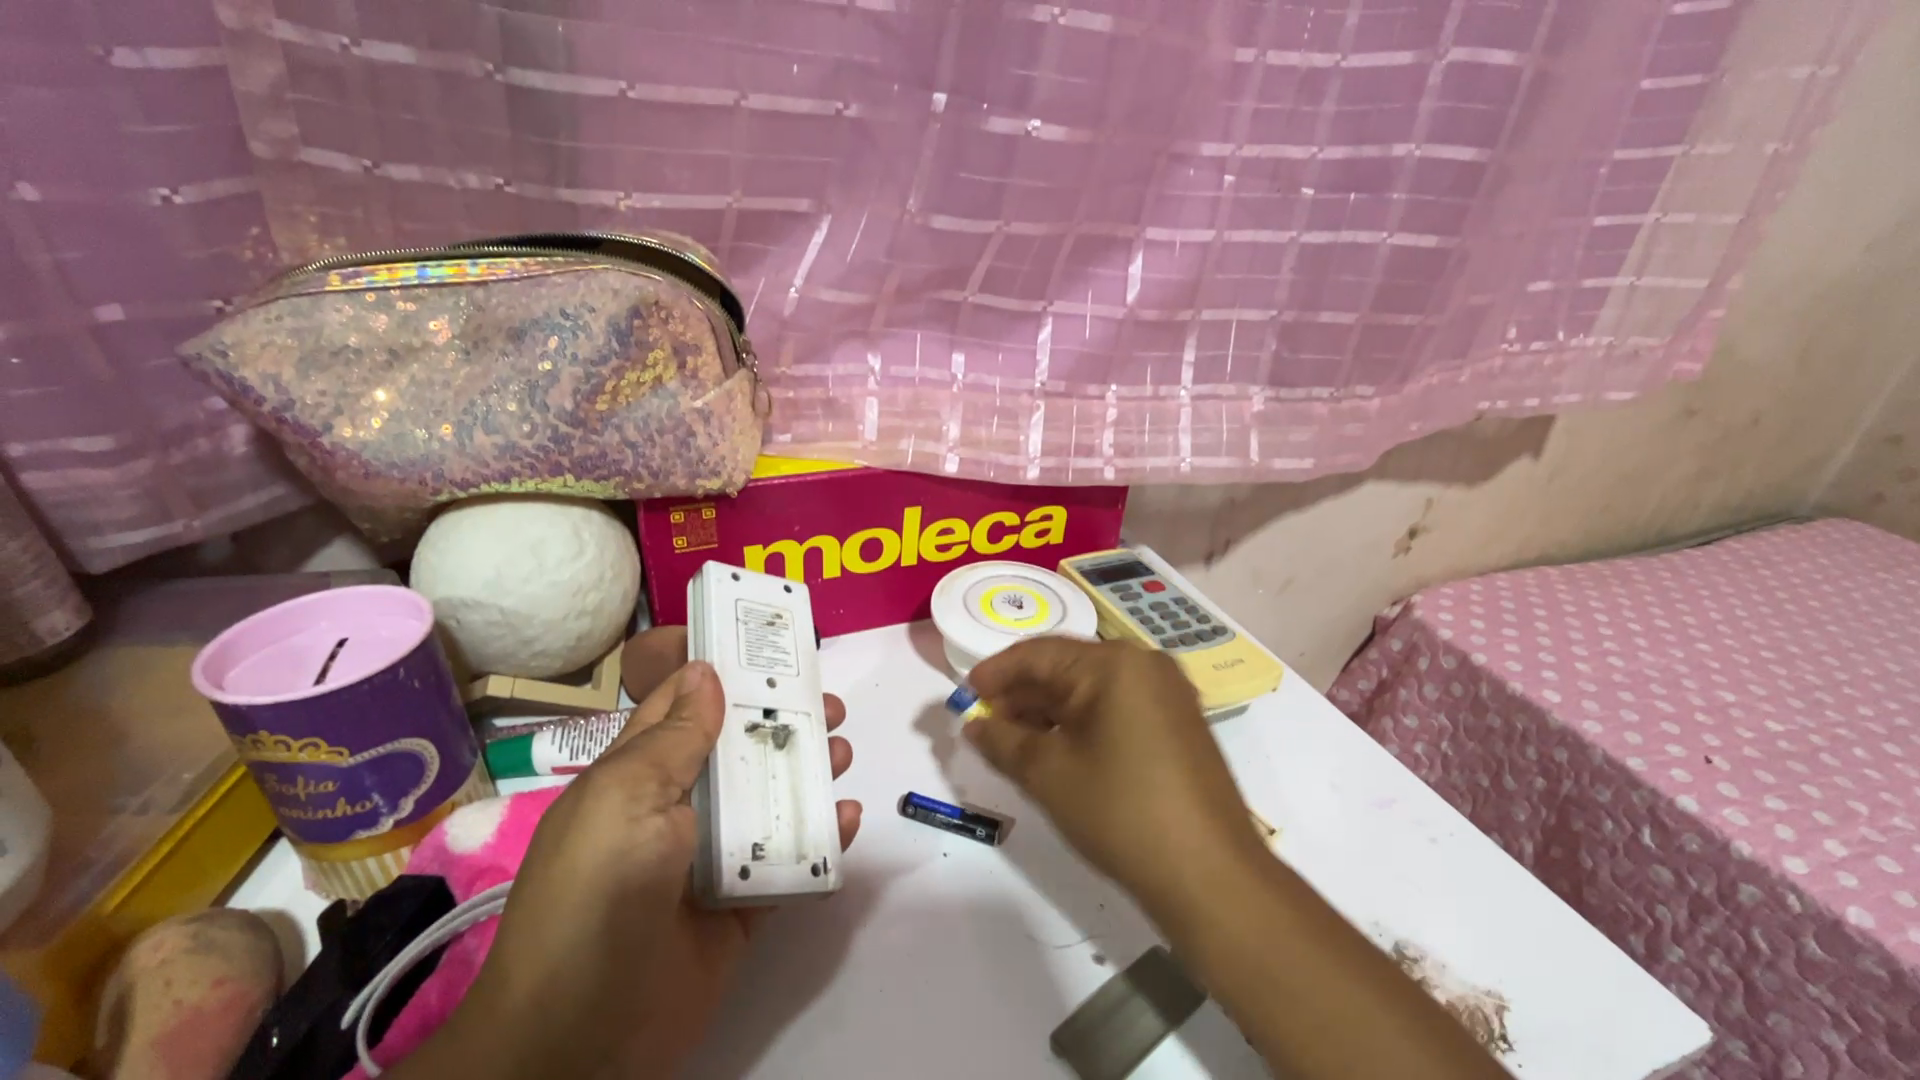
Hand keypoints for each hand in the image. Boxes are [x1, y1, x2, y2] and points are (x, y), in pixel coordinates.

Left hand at [419, 648, 860, 1078]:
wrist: (580, 1035)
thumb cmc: (596, 894)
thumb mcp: (624, 800)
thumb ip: (673, 738)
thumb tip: (705, 669)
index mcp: (636, 777)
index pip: (683, 708)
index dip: (724, 674)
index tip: (773, 648)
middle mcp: (674, 811)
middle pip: (738, 752)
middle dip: (783, 723)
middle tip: (829, 704)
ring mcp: (709, 862)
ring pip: (769, 802)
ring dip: (809, 774)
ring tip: (844, 750)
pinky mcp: (741, 909)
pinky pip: (789, 863)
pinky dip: (823, 840)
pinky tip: (849, 818)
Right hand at [963, 637, 1258, 911]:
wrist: (1209, 873)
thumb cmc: (1121, 812)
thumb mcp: (1048, 774)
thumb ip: (1002, 740)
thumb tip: (975, 724)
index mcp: (1115, 664)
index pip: (1039, 653)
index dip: (996, 672)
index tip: (964, 694)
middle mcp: (1146, 666)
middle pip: (1068, 668)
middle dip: (1022, 695)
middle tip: (985, 723)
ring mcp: (1169, 696)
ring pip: (1093, 691)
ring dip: (1050, 712)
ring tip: (1014, 742)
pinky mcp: (1179, 726)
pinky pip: (1118, 709)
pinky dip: (1082, 724)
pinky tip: (1058, 752)